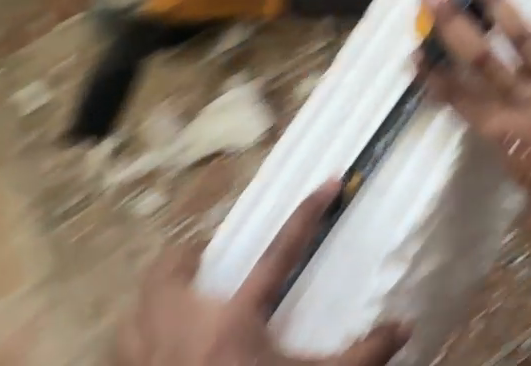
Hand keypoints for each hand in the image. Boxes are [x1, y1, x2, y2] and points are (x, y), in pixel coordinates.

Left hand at [117, 186, 409, 365]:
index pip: (278, 255)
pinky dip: (136, 340)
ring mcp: (150, 364)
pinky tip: (156, 345)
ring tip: (172, 294)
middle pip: (166, 279)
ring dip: (150, 300)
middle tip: (206, 250)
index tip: (329, 183)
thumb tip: (406, 326)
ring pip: (131, 317)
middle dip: (182, 258)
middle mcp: (183, 334)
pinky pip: (124, 353)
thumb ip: (363, 354)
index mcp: (234, 324)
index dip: (307, 216)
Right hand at [419, 0, 530, 208]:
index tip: (413, 54)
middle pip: (479, 57)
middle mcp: (520, 96)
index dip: (434, 76)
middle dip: (452, 25)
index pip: (459, 99)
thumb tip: (507, 151)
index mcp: (501, 131)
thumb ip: (514, 157)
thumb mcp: (530, 181)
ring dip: (497, 2)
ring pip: (519, 34)